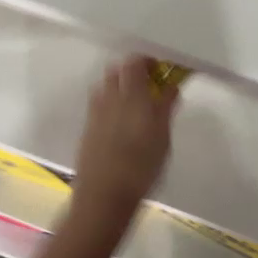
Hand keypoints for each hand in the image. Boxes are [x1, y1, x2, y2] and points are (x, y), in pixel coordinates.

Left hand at [71, 56, 178, 223]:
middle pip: (116, 70)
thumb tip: (171, 88)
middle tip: (146, 85)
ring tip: (132, 103)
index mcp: (132, 95)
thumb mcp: (163, 138)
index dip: (146, 61)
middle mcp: (110, 98)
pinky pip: (97, 104)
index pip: (135, 63)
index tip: (158, 69)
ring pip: (104, 86)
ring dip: (117, 86)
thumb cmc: (141, 168)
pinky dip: (108, 103)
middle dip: (130, 72)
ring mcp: (95, 113)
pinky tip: (118, 122)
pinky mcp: (86, 129)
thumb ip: (166, 108)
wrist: (103, 197)